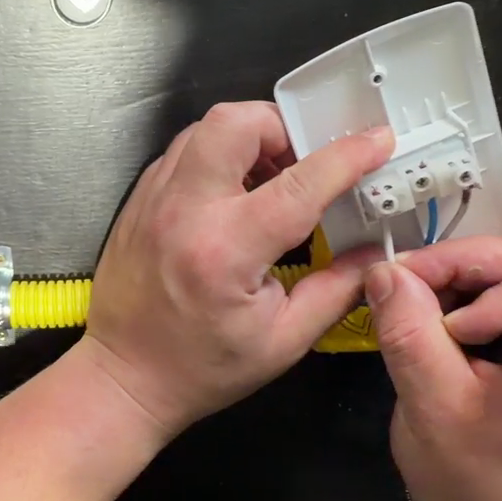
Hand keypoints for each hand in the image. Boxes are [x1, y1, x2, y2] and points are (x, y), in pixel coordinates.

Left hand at [79, 102, 394, 435]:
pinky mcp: (138, 202)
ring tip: (271, 177)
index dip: (346, 156)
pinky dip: (215, 157)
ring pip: (203, 129)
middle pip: (234, 124)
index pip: (297, 184)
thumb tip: (375, 254)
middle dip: (281, 126)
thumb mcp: (282, 342)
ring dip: (247, 138)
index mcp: (225, 250)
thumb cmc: (202, 367)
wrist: (124, 376)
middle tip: (303, 160)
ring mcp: (153, 200)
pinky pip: (182, 153)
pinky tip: (233, 194)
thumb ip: (335, 291)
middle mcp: (184, 211)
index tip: (377, 141)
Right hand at [365, 238, 501, 500]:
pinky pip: (501, 293)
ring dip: (459, 276)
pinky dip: (458, 291)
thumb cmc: (468, 477)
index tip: (452, 327)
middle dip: (472, 268)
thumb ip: (412, 334)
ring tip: (410, 295)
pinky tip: (425, 308)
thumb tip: (385, 269)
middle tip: (408, 280)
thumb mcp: (434, 405)